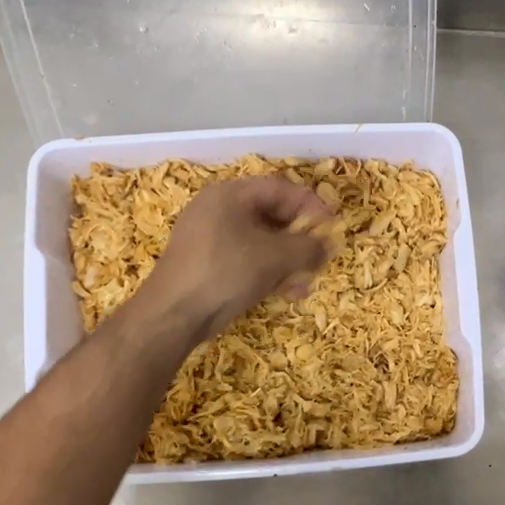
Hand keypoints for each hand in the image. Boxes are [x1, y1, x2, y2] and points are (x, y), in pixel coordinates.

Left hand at [137, 174, 335, 340]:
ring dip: (288, 262)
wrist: (173, 315)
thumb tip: (326, 246)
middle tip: (320, 257)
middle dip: (300, 239)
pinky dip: (268, 273)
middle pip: (271, 215)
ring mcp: (209, 238)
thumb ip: (307, 247)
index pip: (281, 189)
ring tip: (304, 284)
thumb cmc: (225, 273)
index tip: (332, 227)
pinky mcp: (207, 265)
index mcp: (230, 194)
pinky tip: (285, 293)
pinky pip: (246, 260)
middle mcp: (217, 209)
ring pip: (261, 242)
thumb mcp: (274, 257)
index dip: (311, 206)